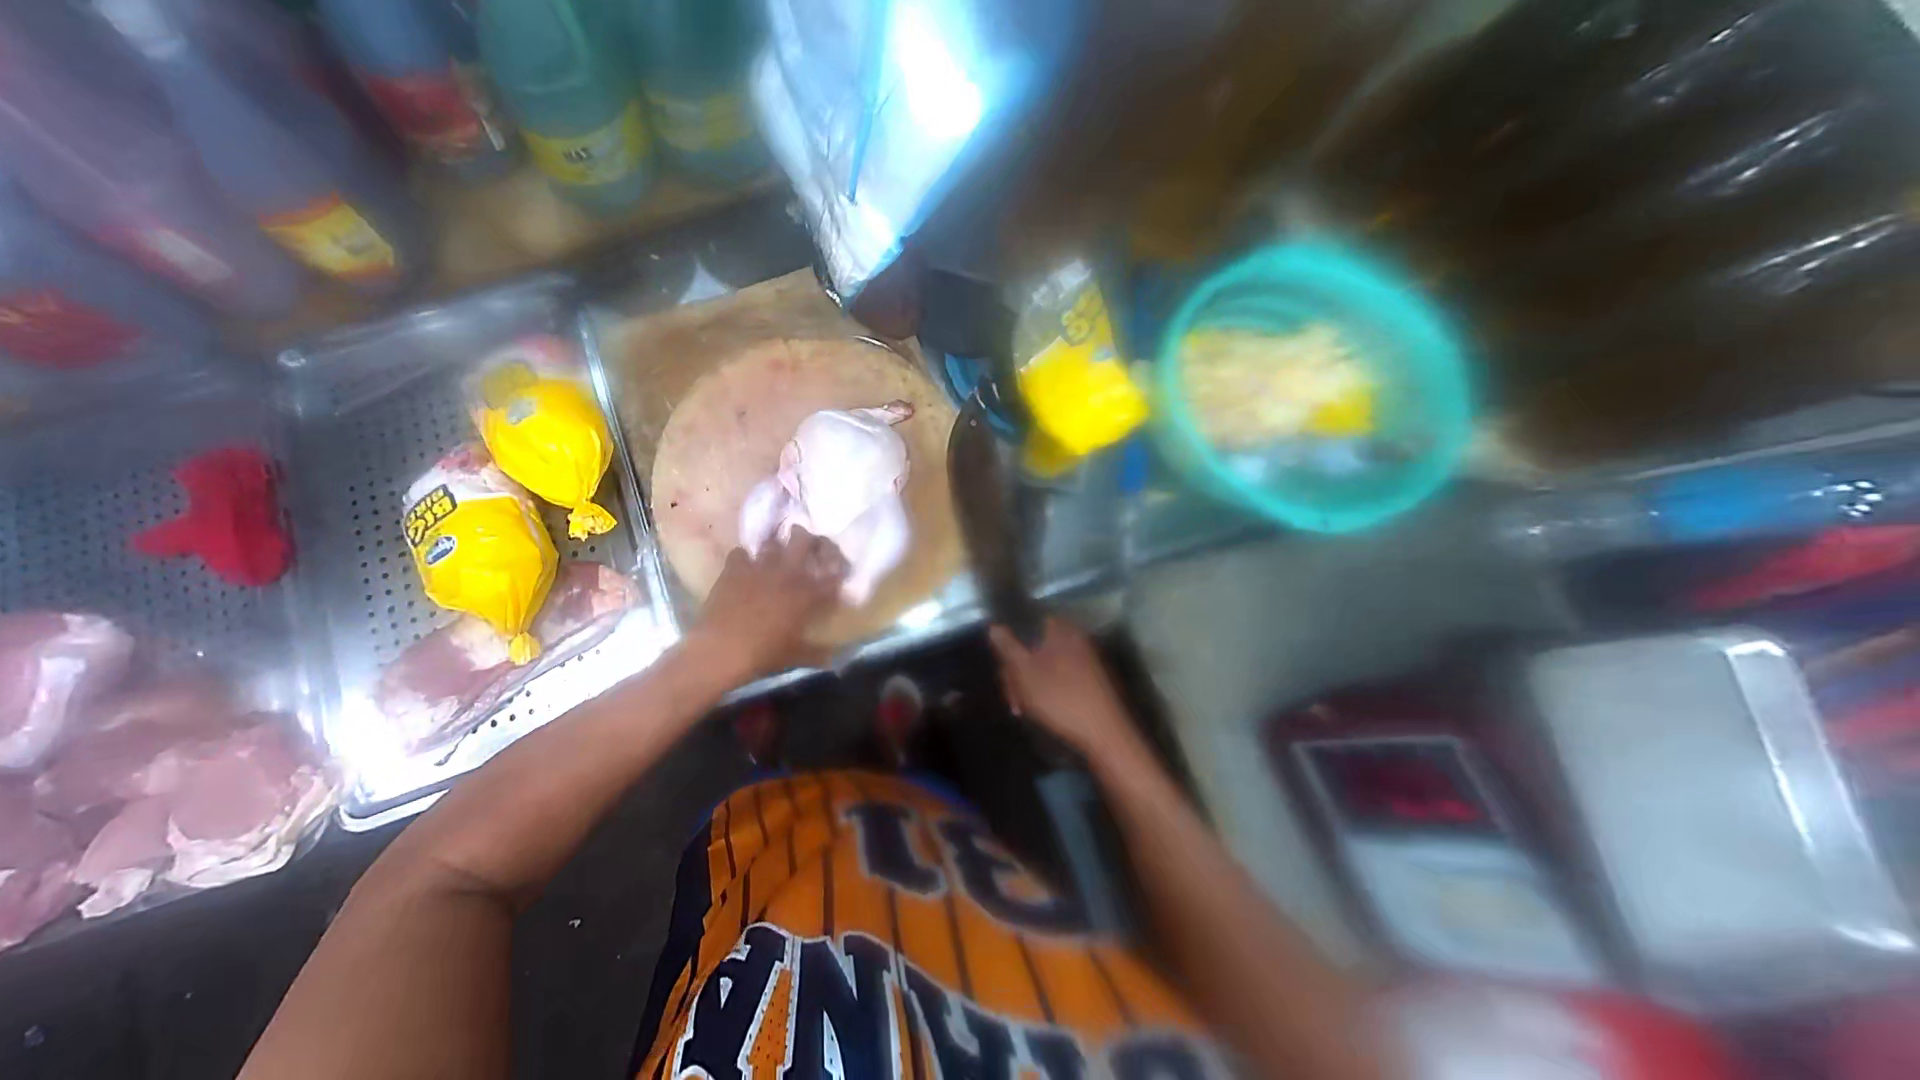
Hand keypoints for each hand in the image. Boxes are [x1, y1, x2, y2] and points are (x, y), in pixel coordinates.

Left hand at [688, 528, 847, 680]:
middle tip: (804, 543)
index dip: (838, 567)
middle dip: (806, 538)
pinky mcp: (734, 569)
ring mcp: (760, 568)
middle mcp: (788, 575)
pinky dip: (742, 558)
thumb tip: (833, 658)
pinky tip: (742, 566)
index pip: (833, 574)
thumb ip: (817, 654)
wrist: (722, 649)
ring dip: (774, 546)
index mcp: (808, 595)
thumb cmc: (764, 654)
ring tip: (773, 553)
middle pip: (803, 540)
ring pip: (772, 543)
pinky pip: (739, 553)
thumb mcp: (795, 656)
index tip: (836, 569)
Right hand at [989, 619, 1138, 757]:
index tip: (1003, 673)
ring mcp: (1087, 659)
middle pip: (1035, 648)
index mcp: (1059, 630)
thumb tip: (994, 626)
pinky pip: (1063, 678)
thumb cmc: (1060, 698)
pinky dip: (1049, 692)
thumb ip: (1007, 647)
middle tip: (1013, 700)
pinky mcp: (1093, 680)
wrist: (1105, 733)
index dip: (1009, 649)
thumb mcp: (1024, 672)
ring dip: (1031, 687)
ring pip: (1047, 667)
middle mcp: (1075, 638)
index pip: (1025, 627)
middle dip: (1019, 674)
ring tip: (1024, 711)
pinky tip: (1044, 712)